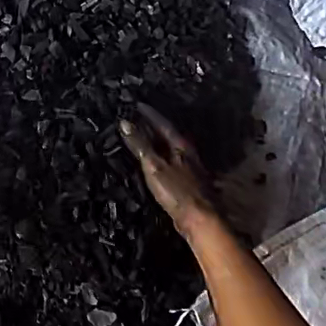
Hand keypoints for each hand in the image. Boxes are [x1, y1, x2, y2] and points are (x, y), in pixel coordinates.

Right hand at [119, 102, 217, 230]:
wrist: (200, 220)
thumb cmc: (177, 192)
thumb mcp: (154, 166)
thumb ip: (140, 145)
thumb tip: (125, 123)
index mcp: (182, 147)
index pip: (164, 124)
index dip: (150, 115)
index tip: (136, 105)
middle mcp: (189, 154)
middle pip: (169, 135)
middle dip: (153, 126)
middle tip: (137, 118)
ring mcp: (190, 169)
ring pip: (170, 148)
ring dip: (156, 141)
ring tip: (142, 136)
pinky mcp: (187, 183)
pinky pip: (169, 161)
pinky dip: (159, 156)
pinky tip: (153, 161)